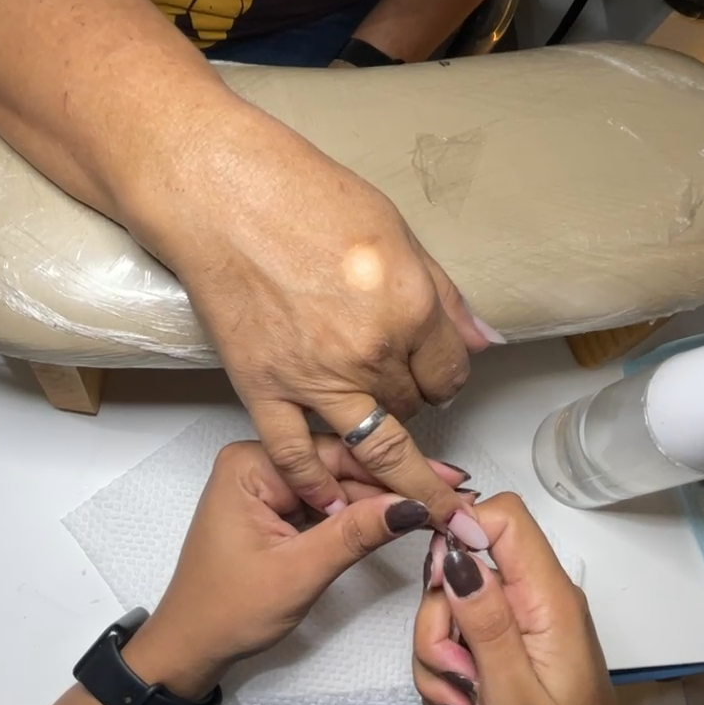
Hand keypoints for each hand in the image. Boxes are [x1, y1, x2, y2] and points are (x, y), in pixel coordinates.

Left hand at [122, 436, 462, 697]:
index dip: (395, 471)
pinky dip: (358, 517)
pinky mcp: (273, 510)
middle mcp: (257, 465)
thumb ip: (355, 533)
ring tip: (439, 506)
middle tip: (455, 495)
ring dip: (381, 502)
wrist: (192, 646)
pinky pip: (323, 505)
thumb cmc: (227, 611)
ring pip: (335, 487)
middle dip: (394, 487)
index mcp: (250, 465)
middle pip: (338, 468)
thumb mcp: (298, 571)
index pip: (335, 456)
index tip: (447, 482)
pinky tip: (397, 518)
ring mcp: (265, 487)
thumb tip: (413, 503)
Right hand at [123, 107, 500, 539]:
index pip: (451, 372)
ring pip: (374, 446)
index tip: (437, 378)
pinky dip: (318, 486)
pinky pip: (298, 455)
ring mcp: (315, 379)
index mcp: (409, 307)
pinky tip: (332, 505)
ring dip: (394, 468)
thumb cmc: (302, 198)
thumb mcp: (395, 230)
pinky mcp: (265, 391)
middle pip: (414, 408)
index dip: (447, 378)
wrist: (221, 199)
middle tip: (404, 401)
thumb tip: (482, 338)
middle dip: (415, 406)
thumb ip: (443, 294)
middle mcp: (370, 352)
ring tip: (411, 493)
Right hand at [411, 493, 637, 704]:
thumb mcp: (513, 694)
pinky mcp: (500, 638)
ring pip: (447, 605)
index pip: (505, 518)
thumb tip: (455, 554)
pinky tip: (464, 703)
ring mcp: (513, 618)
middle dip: (439, 620)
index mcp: (548, 599)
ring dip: (438, 654)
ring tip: (464, 701)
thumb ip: (486, 622)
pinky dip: (444, 669)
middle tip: (456, 673)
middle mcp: (531, 597)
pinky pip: (452, 634)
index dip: (461, 529)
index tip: (437, 583)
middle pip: (461, 567)